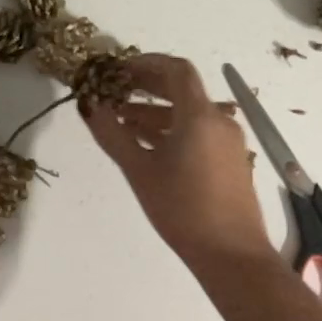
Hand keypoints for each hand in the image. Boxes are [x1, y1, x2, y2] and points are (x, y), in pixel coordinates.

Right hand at [82, 54, 274, 272]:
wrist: (233, 257)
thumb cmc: (183, 208)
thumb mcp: (138, 170)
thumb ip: (111, 133)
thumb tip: (88, 105)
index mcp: (199, 116)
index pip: (175, 69)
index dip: (145, 63)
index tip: (117, 70)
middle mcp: (218, 121)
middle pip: (182, 87)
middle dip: (146, 85)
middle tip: (114, 89)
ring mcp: (228, 142)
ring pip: (188, 112)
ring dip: (155, 109)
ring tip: (122, 120)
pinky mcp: (230, 161)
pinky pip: (198, 131)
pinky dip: (171, 128)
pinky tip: (146, 144)